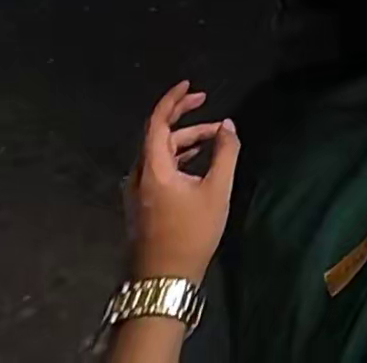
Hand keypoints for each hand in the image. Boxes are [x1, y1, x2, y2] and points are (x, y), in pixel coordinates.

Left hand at [124, 80, 240, 285]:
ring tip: (213, 136)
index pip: (157, 123)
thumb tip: (227, 126)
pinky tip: (199, 158)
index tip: (189, 85)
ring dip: (185, 138)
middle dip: (182, 115)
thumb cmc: (192, 232)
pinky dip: (178, 154)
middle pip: (157, 134)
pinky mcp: (143, 203)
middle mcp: (139, 176)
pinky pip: (159, 166)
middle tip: (204, 101)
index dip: (172, 100)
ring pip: (159, 152)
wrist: (164, 280)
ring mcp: (138, 192)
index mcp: (154, 169)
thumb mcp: (217, 189)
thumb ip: (225, 152)